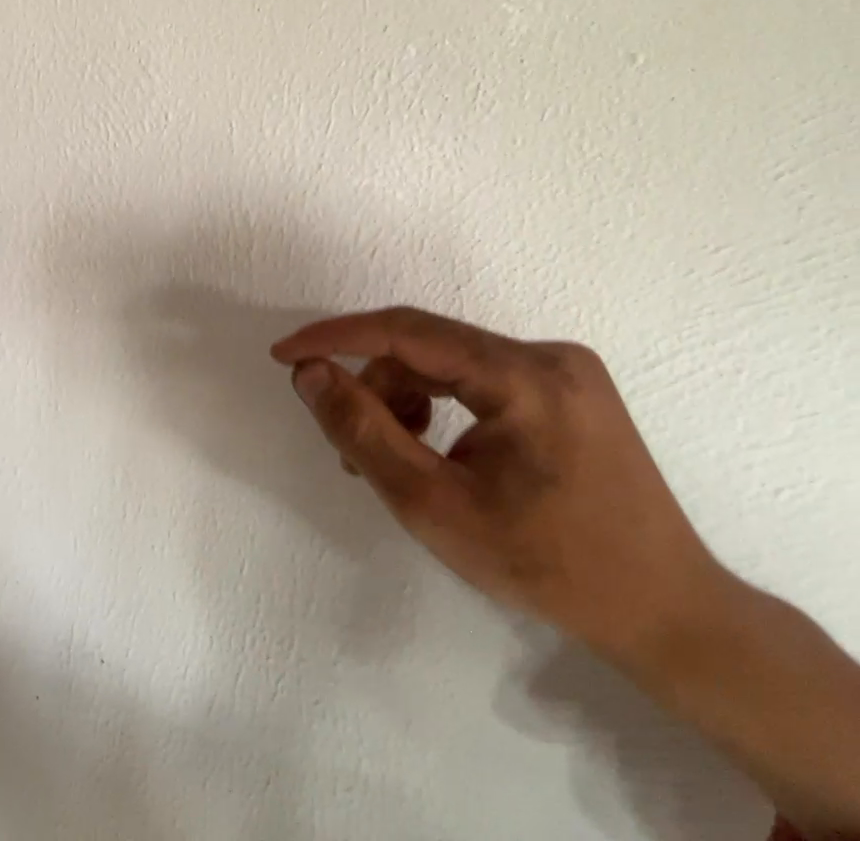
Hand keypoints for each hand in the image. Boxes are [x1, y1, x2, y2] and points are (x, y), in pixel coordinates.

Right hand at [270, 307, 727, 660]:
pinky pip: (474, 382)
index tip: (280, 356)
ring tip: (388, 462)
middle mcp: (550, 359)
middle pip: (426, 350)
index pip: (407, 331)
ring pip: (446, 366)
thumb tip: (309, 374)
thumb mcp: (430, 502)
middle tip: (345, 447)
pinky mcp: (566, 396)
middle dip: (372, 389)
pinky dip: (435, 409)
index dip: (333, 338)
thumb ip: (362, 430)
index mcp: (526, 377)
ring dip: (400, 403)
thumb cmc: (543, 562)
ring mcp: (564, 376)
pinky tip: (429, 454)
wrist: (660, 608)